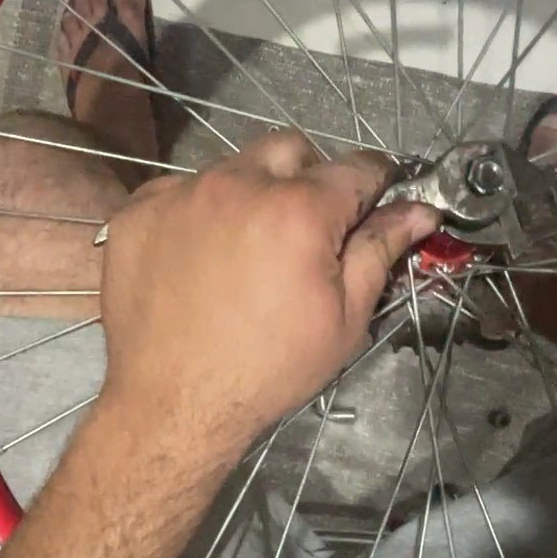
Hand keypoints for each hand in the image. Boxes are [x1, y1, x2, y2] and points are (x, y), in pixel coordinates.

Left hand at [96, 131, 438, 459]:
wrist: (172, 405)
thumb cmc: (268, 372)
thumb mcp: (342, 322)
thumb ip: (379, 253)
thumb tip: (420, 210)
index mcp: (299, 209)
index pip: (356, 167)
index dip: (373, 185)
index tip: (370, 205)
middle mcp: (237, 184)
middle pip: (289, 151)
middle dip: (306, 178)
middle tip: (302, 232)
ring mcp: (180, 194)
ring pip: (231, 169)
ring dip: (248, 196)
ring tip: (242, 253)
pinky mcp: (137, 212)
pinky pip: (180, 192)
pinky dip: (197, 215)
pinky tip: (196, 262)